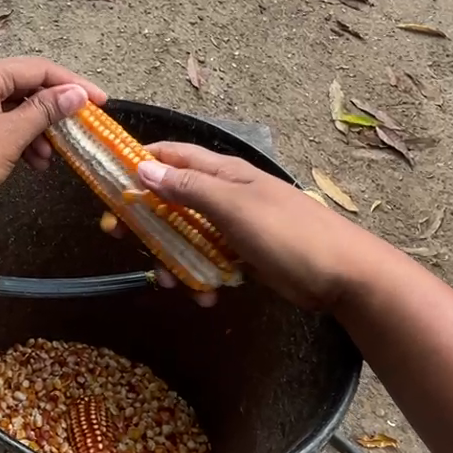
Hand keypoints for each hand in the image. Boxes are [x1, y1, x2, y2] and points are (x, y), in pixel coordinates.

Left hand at [0, 57, 105, 217]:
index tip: (99, 102)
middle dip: (53, 113)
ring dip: (37, 131)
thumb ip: (46, 111)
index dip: (72, 84)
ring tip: (50, 158)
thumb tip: (77, 94)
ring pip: (13, 110)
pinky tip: (33, 163)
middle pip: (25, 88)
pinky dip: (19, 140)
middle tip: (78, 131)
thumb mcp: (10, 135)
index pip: (37, 69)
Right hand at [134, 142, 384, 310]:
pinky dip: (199, 277)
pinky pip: (207, 261)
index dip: (138, 163)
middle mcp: (223, 194)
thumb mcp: (233, 207)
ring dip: (172, 257)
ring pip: (185, 235)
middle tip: (121, 238)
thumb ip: (187, 188)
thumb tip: (142, 168)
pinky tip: (205, 295)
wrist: (345, 277)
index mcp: (222, 173)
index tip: (108, 180)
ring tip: (170, 281)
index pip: (170, 157)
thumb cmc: (289, 233)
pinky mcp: (242, 255)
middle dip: (145, 219)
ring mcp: (233, 226)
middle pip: (170, 199)